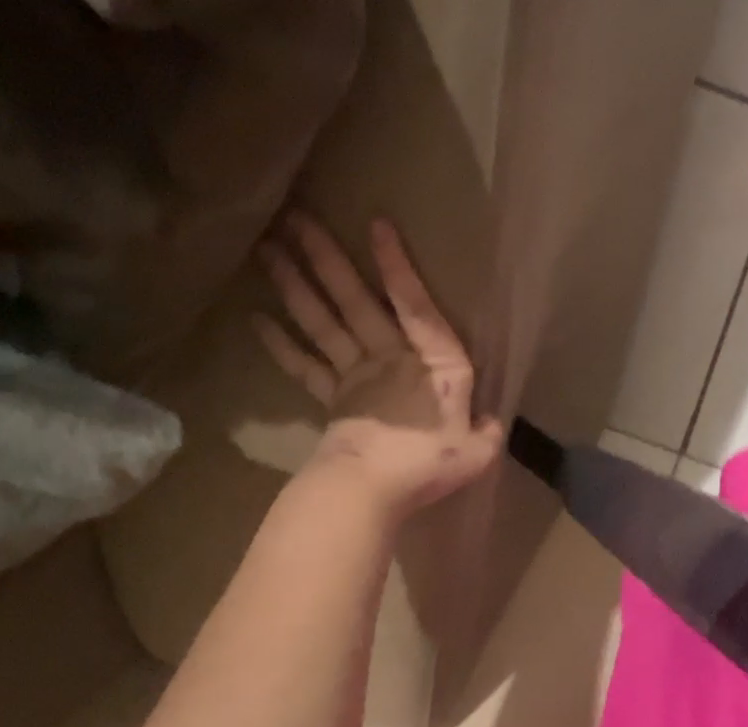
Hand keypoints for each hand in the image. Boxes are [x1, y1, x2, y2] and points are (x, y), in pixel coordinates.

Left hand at [253, 212, 502, 515]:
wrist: (372, 488)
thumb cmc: (429, 463)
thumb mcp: (478, 451)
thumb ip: (485, 432)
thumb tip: (490, 422)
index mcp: (433, 363)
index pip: (415, 306)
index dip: (397, 266)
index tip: (376, 224)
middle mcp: (391, 358)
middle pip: (355, 301)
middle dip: (327, 258)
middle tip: (296, 217)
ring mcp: (355, 376)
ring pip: (322, 322)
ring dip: (295, 284)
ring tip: (267, 248)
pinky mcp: (331, 399)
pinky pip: (303, 365)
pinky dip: (280, 343)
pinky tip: (256, 318)